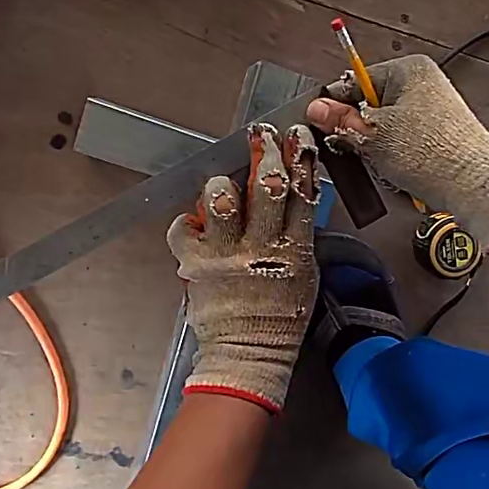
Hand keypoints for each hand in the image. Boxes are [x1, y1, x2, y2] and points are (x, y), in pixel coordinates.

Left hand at [166, 123, 320, 412]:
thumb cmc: (279, 316)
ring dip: (222, 186)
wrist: (248, 353)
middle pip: (268, 189)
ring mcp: (225, 257)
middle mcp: (260, 250)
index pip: (302, 195)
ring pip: (223, 203)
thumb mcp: (304, 275)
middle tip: (262, 135)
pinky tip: (195, 223)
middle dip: (266, 153)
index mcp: (293, 251)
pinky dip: (187, 222)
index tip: (297, 136)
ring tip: (223, 182)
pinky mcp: (196, 266)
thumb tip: (294, 196)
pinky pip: (184, 230)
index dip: (301, 159)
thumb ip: (297, 236)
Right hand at [306, 53, 488, 248]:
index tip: (320, 125)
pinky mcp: (435, 139)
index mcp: (407, 70)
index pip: (353, 81)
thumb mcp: (373, 134)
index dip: (335, 106)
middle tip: (353, 150)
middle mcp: (421, 85)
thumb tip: (316, 109)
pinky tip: (396, 172)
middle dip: (358, 132)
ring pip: (382, 130)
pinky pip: (399, 146)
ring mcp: (429, 113)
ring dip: (375, 150)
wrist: (474, 186)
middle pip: (368, 106)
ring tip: (382, 164)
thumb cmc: (431, 152)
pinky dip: (392, 160)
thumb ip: (340, 120)